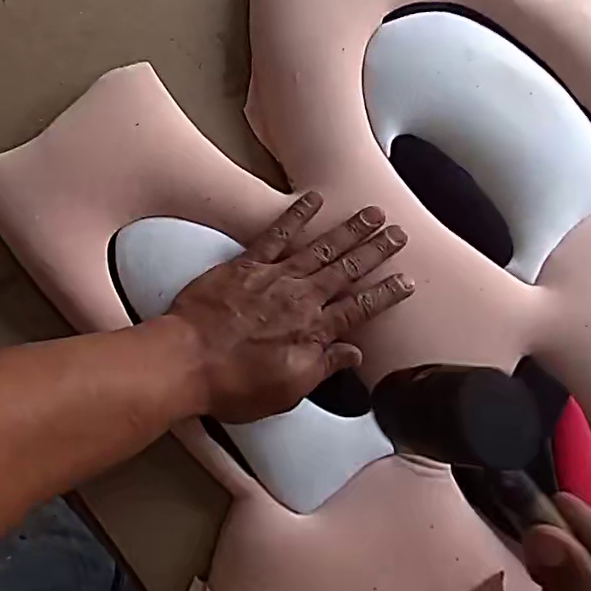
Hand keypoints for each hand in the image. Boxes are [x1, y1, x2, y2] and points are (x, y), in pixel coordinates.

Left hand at [161, 192, 411, 423]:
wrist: (186, 361)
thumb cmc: (231, 383)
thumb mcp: (286, 391)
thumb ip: (322, 367)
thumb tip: (351, 354)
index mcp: (313, 332)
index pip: (360, 309)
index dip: (386, 294)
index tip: (405, 281)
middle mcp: (300, 299)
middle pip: (347, 270)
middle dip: (376, 251)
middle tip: (398, 235)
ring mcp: (274, 278)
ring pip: (321, 248)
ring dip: (349, 229)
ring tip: (372, 213)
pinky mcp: (246, 264)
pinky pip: (277, 233)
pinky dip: (297, 214)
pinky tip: (314, 199)